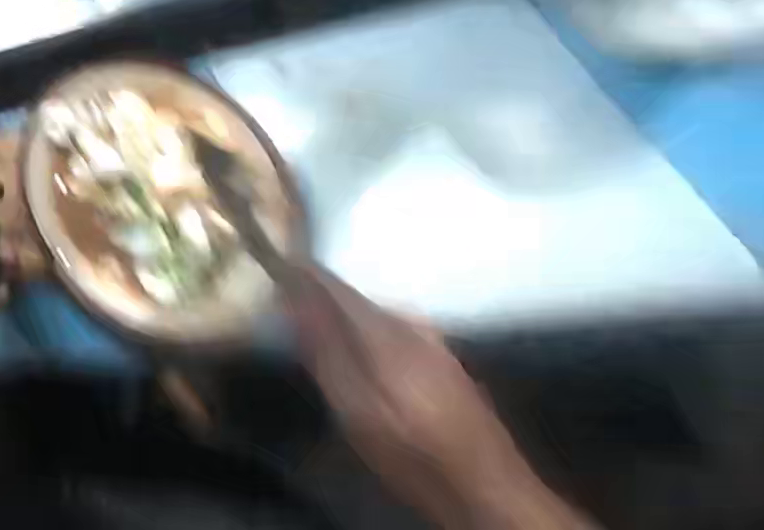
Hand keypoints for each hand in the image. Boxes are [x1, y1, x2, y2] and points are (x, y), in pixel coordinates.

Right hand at [287, 265, 588, 528]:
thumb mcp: (353, 405)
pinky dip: (365, 329)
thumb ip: (320, 347)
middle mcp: (411, 324)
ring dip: (342, 314)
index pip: (329, 281)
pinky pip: (392, 327)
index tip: (268, 266)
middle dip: (317, 294)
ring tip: (319, 331)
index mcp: (384, 329)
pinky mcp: (447, 362)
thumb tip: (289, 298)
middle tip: (287, 308)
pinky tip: (361, 354)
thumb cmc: (412, 453)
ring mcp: (434, 342)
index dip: (296, 270)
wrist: (496, 498)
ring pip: (372, 311)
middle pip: (351, 294)